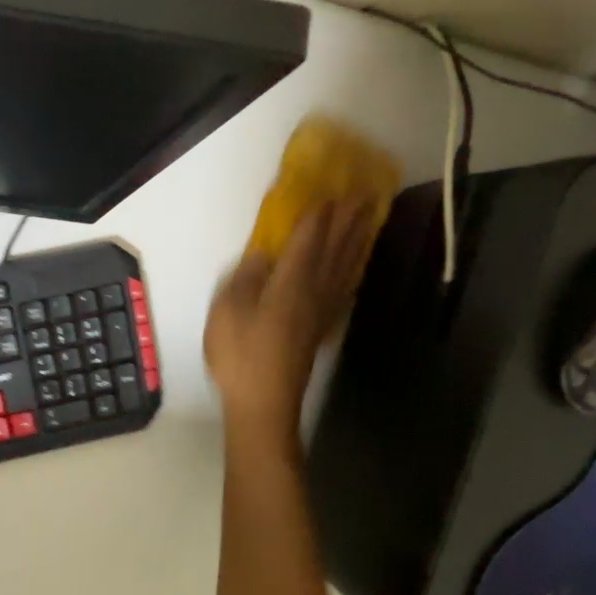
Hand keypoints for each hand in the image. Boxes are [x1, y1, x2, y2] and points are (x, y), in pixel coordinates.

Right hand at [204, 198, 374, 443]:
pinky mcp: (320, 330)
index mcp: (291, 283)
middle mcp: (313, 292)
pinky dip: (350, 271)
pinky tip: (353, 267)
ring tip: (367, 217)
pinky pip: (342, 289)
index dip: (317, 215)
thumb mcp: (228, 312)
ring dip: (355, 240)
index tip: (329, 190)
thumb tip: (264, 256)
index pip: (308, 240)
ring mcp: (320, 312)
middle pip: (334, 249)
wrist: (264, 403)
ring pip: (344, 267)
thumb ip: (246, 278)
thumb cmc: (241, 356)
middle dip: (346, 220)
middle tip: (361, 193)